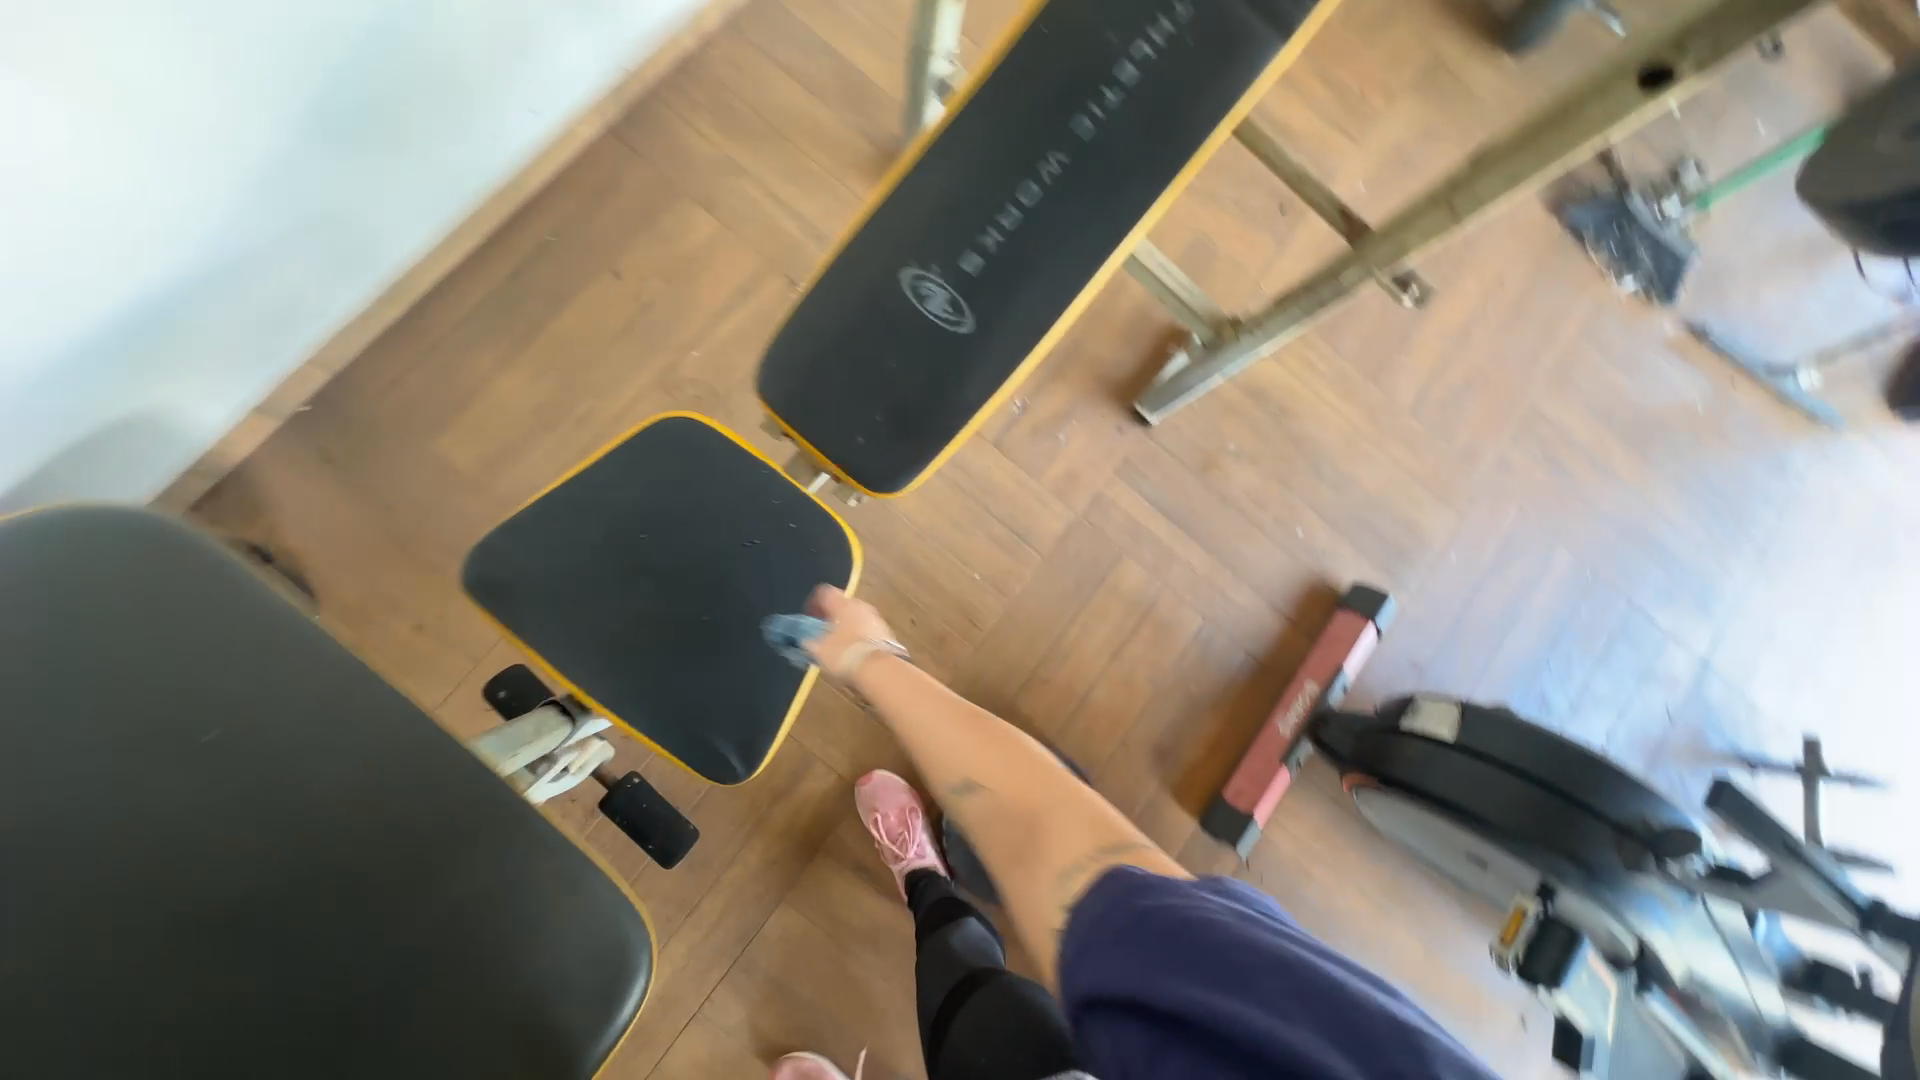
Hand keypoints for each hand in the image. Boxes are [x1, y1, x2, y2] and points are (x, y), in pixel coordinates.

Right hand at [803, 585, 898, 681]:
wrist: (879, 668)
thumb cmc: (844, 654)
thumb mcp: (819, 650)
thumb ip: (809, 641)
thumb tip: (806, 639)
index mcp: (842, 604)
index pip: (824, 592)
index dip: (814, 603)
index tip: (809, 617)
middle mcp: (860, 605)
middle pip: (842, 604)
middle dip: (832, 616)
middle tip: (823, 631)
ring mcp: (875, 617)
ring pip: (856, 616)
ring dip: (846, 626)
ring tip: (838, 644)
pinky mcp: (886, 632)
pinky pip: (867, 628)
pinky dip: (859, 635)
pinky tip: (854, 651)